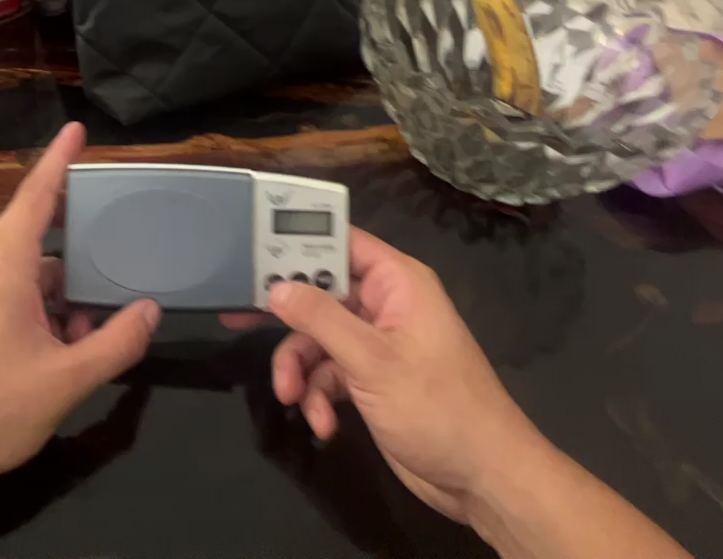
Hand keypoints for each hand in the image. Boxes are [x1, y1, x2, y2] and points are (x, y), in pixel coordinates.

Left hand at [0, 123, 160, 489]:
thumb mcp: (66, 379)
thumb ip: (115, 343)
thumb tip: (151, 311)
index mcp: (5, 267)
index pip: (35, 196)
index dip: (59, 159)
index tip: (76, 129)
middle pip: (34, 225)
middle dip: (73, 219)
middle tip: (112, 213)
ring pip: (31, 266)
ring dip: (67, 278)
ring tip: (102, 302)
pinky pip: (19, 291)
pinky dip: (50, 302)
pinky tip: (74, 336)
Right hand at [266, 228, 547, 523]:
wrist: (482, 480)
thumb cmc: (438, 405)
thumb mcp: (373, 360)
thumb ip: (321, 320)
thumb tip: (276, 288)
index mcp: (396, 282)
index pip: (340, 242)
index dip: (299, 242)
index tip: (255, 251)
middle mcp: (383, 304)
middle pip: (320, 292)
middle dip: (287, 315)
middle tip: (240, 316)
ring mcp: (374, 343)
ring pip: (316, 337)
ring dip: (299, 367)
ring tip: (290, 394)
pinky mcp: (368, 378)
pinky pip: (327, 372)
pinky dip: (317, 395)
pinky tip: (322, 422)